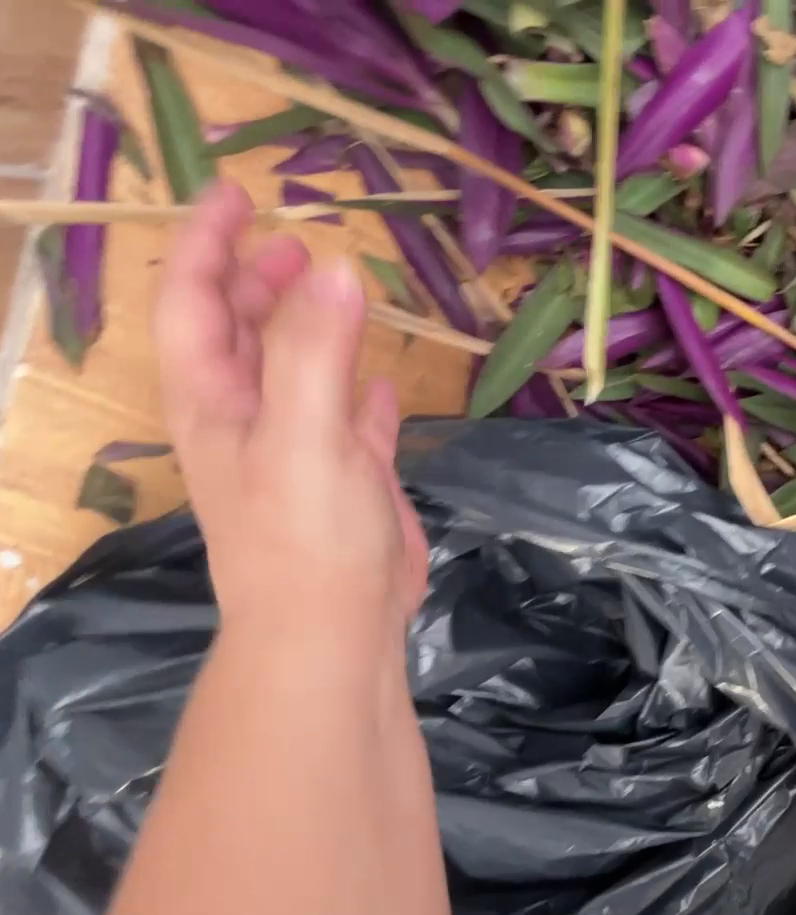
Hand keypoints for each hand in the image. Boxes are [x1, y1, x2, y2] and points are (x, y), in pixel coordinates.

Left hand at [153, 181, 426, 633]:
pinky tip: (379, 380)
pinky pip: (351, 419)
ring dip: (313, 327)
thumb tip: (339, 265)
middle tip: (299, 240)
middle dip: (261, 280)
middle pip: (245, 332)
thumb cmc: (304, 530)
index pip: (198, 303)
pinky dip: (361, 391)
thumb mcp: (302, 433)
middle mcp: (253, 416)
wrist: (333, 622)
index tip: (242, 194)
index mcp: (217, 399)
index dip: (211, 245)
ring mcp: (303, 448)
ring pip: (300, 370)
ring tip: (340, 290)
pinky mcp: (352, 477)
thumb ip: (317, 350)